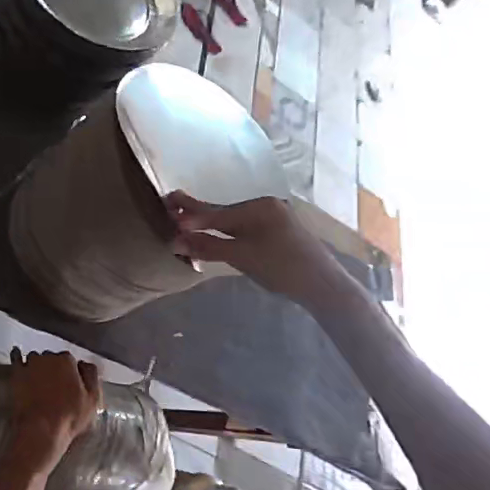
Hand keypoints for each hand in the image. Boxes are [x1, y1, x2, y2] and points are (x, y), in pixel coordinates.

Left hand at [3, 350, 101, 476]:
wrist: (40, 430)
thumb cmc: (69, 416)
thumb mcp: (93, 399)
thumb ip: (91, 376)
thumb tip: (84, 364)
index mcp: (67, 361)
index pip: (70, 361)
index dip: (71, 373)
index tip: (70, 385)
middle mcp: (48, 357)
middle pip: (52, 358)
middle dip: (54, 369)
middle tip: (56, 386)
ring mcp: (30, 364)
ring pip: (36, 359)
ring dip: (38, 366)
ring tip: (40, 381)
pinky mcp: (16, 373)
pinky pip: (16, 358)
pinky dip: (18, 356)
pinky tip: (17, 354)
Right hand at [164, 191, 348, 305]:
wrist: (324, 285)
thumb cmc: (282, 268)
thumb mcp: (241, 257)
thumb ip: (208, 247)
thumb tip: (175, 241)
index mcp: (258, 207)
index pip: (215, 212)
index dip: (189, 213)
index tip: (165, 204)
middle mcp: (265, 206)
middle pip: (223, 213)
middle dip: (196, 214)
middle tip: (170, 203)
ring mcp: (273, 218)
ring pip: (233, 221)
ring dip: (209, 224)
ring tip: (184, 221)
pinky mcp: (277, 232)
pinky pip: (244, 228)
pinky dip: (226, 232)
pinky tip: (213, 233)